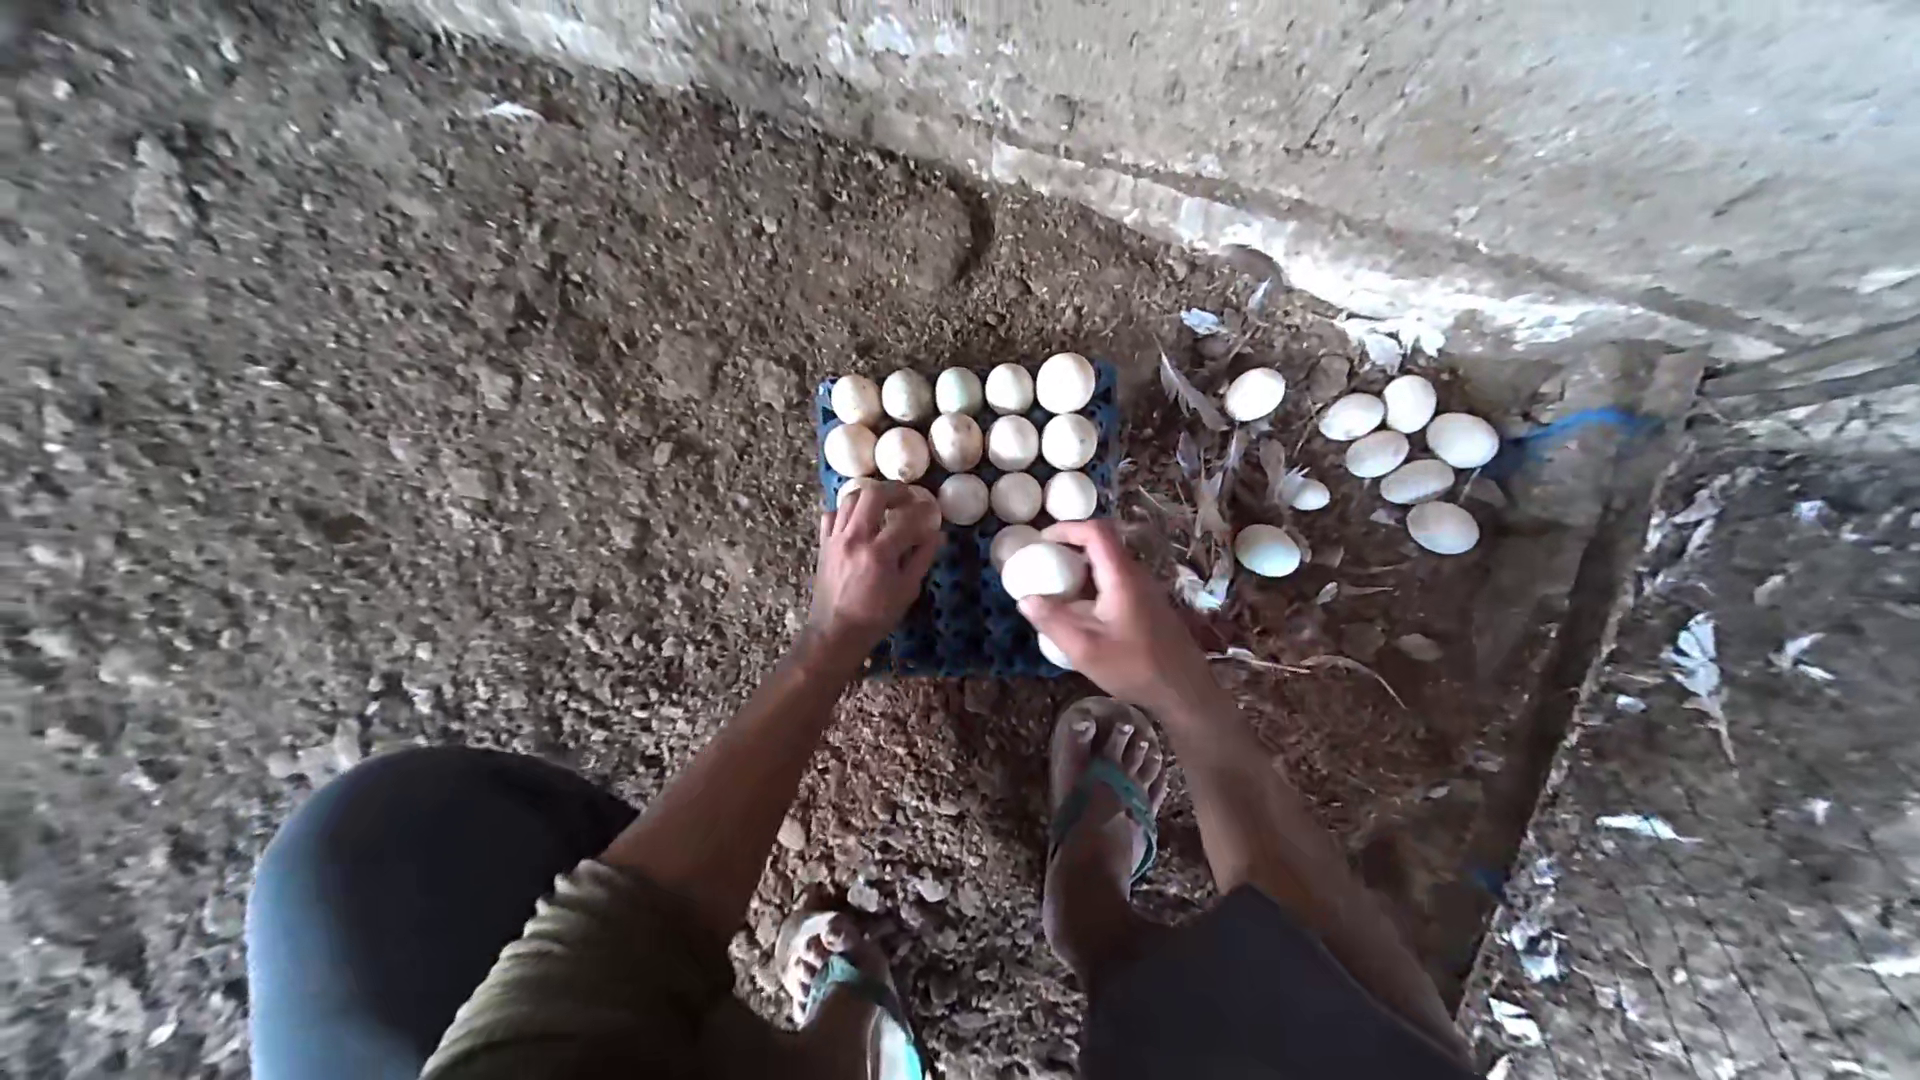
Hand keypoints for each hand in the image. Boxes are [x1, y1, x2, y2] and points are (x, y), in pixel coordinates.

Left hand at [803, 482, 941, 665]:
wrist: (836, 632)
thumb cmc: (876, 615)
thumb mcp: (907, 589)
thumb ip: (922, 557)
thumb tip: (937, 534)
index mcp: (879, 552)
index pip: (906, 519)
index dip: (923, 512)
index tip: (931, 514)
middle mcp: (855, 538)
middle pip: (873, 495)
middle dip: (895, 491)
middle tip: (907, 498)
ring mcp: (835, 539)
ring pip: (850, 498)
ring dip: (870, 496)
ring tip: (884, 504)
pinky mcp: (823, 544)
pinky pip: (832, 515)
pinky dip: (846, 511)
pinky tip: (858, 520)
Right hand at [1016, 520, 1223, 714]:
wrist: (1185, 691)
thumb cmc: (1136, 668)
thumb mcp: (1085, 650)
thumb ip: (1053, 622)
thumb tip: (1025, 599)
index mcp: (1122, 577)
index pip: (1096, 532)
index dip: (1067, 528)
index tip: (1041, 540)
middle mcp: (1136, 575)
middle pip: (1102, 544)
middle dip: (1069, 546)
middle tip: (1042, 563)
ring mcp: (1144, 589)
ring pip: (1108, 563)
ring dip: (1080, 567)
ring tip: (1054, 586)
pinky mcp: (1147, 604)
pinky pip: (1115, 581)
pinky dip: (1092, 584)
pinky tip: (1079, 610)